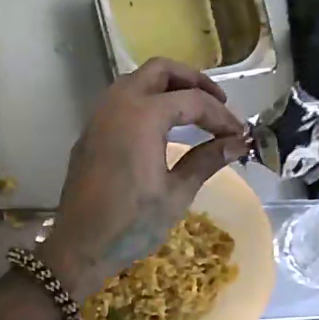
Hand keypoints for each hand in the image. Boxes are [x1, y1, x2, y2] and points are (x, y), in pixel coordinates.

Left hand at [38, 58, 248, 298]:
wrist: (79, 247)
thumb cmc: (130, 224)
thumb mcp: (176, 193)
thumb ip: (206, 160)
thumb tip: (237, 143)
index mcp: (141, 116)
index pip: (192, 101)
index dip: (220, 116)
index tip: (239, 134)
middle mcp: (116, 106)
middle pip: (159, 72)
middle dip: (192, 81)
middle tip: (216, 103)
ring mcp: (96, 120)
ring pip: (134, 83)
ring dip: (164, 89)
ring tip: (191, 113)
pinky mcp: (87, 137)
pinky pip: (117, 104)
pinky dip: (142, 104)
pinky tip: (159, 129)